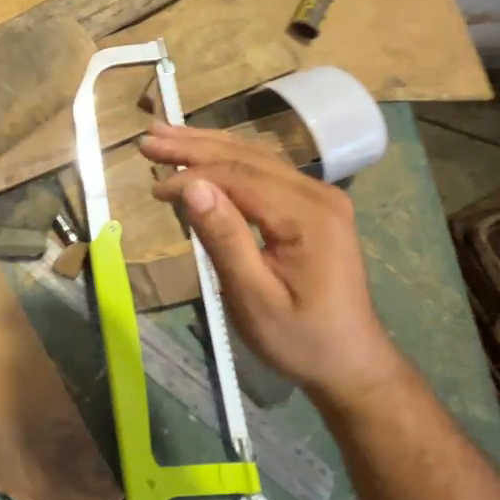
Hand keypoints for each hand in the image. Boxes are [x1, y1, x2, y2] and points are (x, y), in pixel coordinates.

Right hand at [142, 123, 405, 401]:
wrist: (351, 364)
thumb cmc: (300, 339)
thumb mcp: (254, 299)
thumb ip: (224, 238)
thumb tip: (191, 187)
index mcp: (308, 216)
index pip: (238, 177)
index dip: (192, 176)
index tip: (154, 189)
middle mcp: (317, 193)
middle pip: (245, 157)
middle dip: (193, 146)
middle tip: (148, 139)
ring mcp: (318, 195)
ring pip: (252, 156)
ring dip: (206, 146)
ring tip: (165, 135)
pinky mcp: (311, 203)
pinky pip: (262, 170)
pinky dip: (226, 160)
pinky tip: (202, 154)